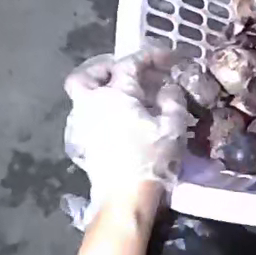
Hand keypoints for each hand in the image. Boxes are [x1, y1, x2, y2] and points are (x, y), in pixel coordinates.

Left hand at [62, 45, 189, 223]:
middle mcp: (92, 104)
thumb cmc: (151, 159)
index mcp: (115, 95)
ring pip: (82, 95)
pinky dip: (101, 108)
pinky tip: (120, 118)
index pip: (131, 62)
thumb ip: (172, 100)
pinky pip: (87, 114)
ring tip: (127, 96)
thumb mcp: (173, 126)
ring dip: (101, 88)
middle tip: (127, 71)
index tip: (170, 57)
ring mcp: (82, 124)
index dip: (152, 55)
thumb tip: (168, 88)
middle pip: (86, 75)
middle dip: (105, 67)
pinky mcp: (82, 143)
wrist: (125, 199)